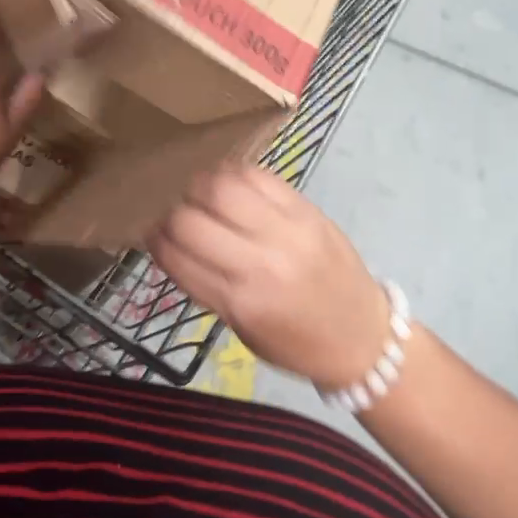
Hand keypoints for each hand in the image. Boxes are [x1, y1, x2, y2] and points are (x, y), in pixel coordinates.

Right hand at [147, 161, 391, 388]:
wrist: (363, 337)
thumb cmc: (295, 342)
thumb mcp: (240, 326)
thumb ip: (203, 283)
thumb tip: (166, 242)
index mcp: (240, 301)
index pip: (175, 255)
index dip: (155, 240)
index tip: (153, 236)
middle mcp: (261, 264)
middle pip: (189, 219)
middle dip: (171, 216)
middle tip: (175, 218)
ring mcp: (286, 231)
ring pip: (219, 187)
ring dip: (198, 188)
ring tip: (199, 196)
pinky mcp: (305, 209)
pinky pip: (254, 175)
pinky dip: (230, 176)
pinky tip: (227, 187)